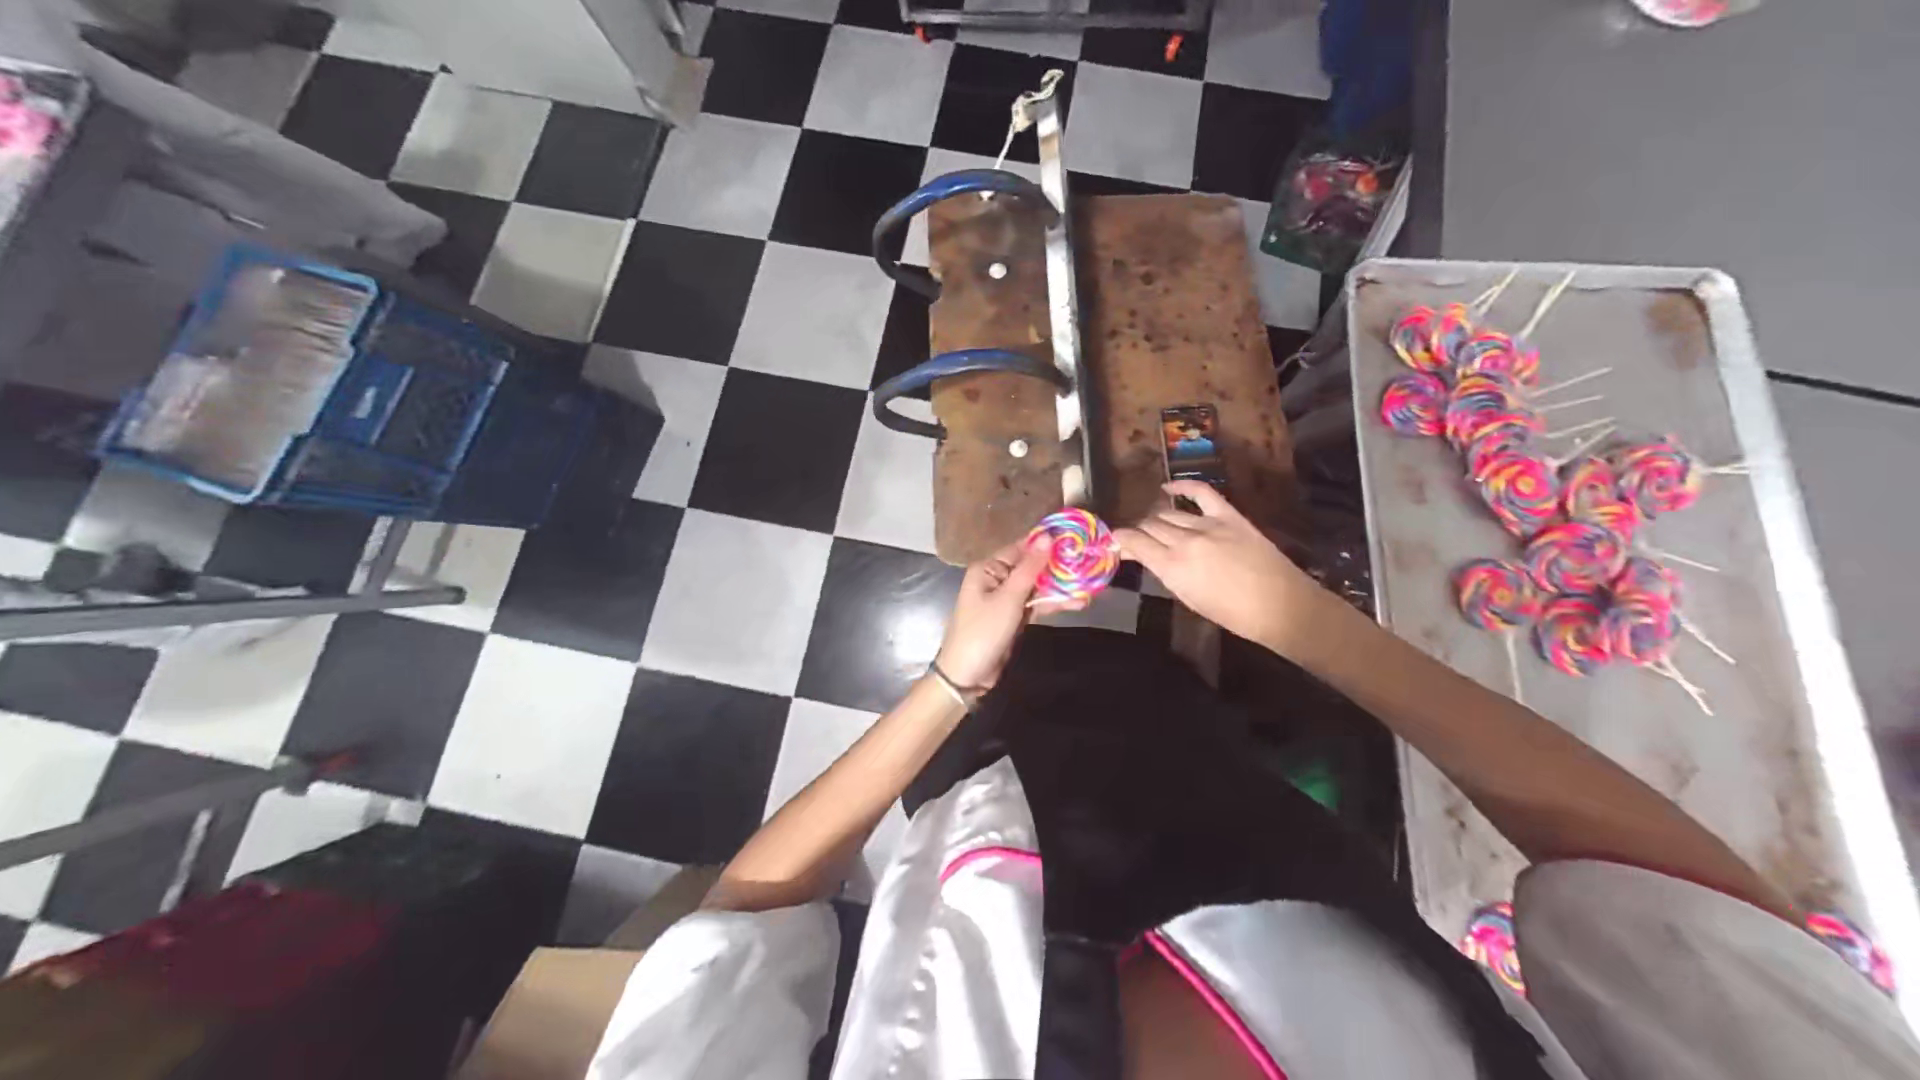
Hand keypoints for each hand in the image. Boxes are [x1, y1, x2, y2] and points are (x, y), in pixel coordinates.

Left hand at [934, 537, 1079, 689]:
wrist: (967, 676)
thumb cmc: (983, 632)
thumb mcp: (1008, 598)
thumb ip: (1030, 568)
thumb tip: (1047, 536)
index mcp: (988, 568)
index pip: (1021, 548)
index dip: (1047, 543)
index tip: (1076, 539)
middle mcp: (996, 578)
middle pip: (1031, 567)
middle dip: (1058, 567)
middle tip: (1089, 563)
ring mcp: (1006, 599)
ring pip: (1037, 587)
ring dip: (1060, 587)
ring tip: (1090, 586)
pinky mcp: (1014, 617)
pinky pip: (1036, 604)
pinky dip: (1053, 603)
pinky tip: (1077, 602)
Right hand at [1113, 481, 1317, 654]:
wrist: (1280, 605)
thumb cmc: (1232, 613)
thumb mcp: (1188, 598)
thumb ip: (1166, 573)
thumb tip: (1150, 557)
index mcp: (1172, 566)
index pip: (1134, 542)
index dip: (1120, 540)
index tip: (1115, 542)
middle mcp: (1184, 541)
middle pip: (1150, 525)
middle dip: (1139, 531)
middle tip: (1138, 539)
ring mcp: (1207, 524)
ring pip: (1169, 513)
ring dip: (1157, 518)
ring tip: (1154, 525)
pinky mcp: (1229, 515)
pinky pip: (1201, 492)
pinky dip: (1182, 486)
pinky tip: (1168, 488)